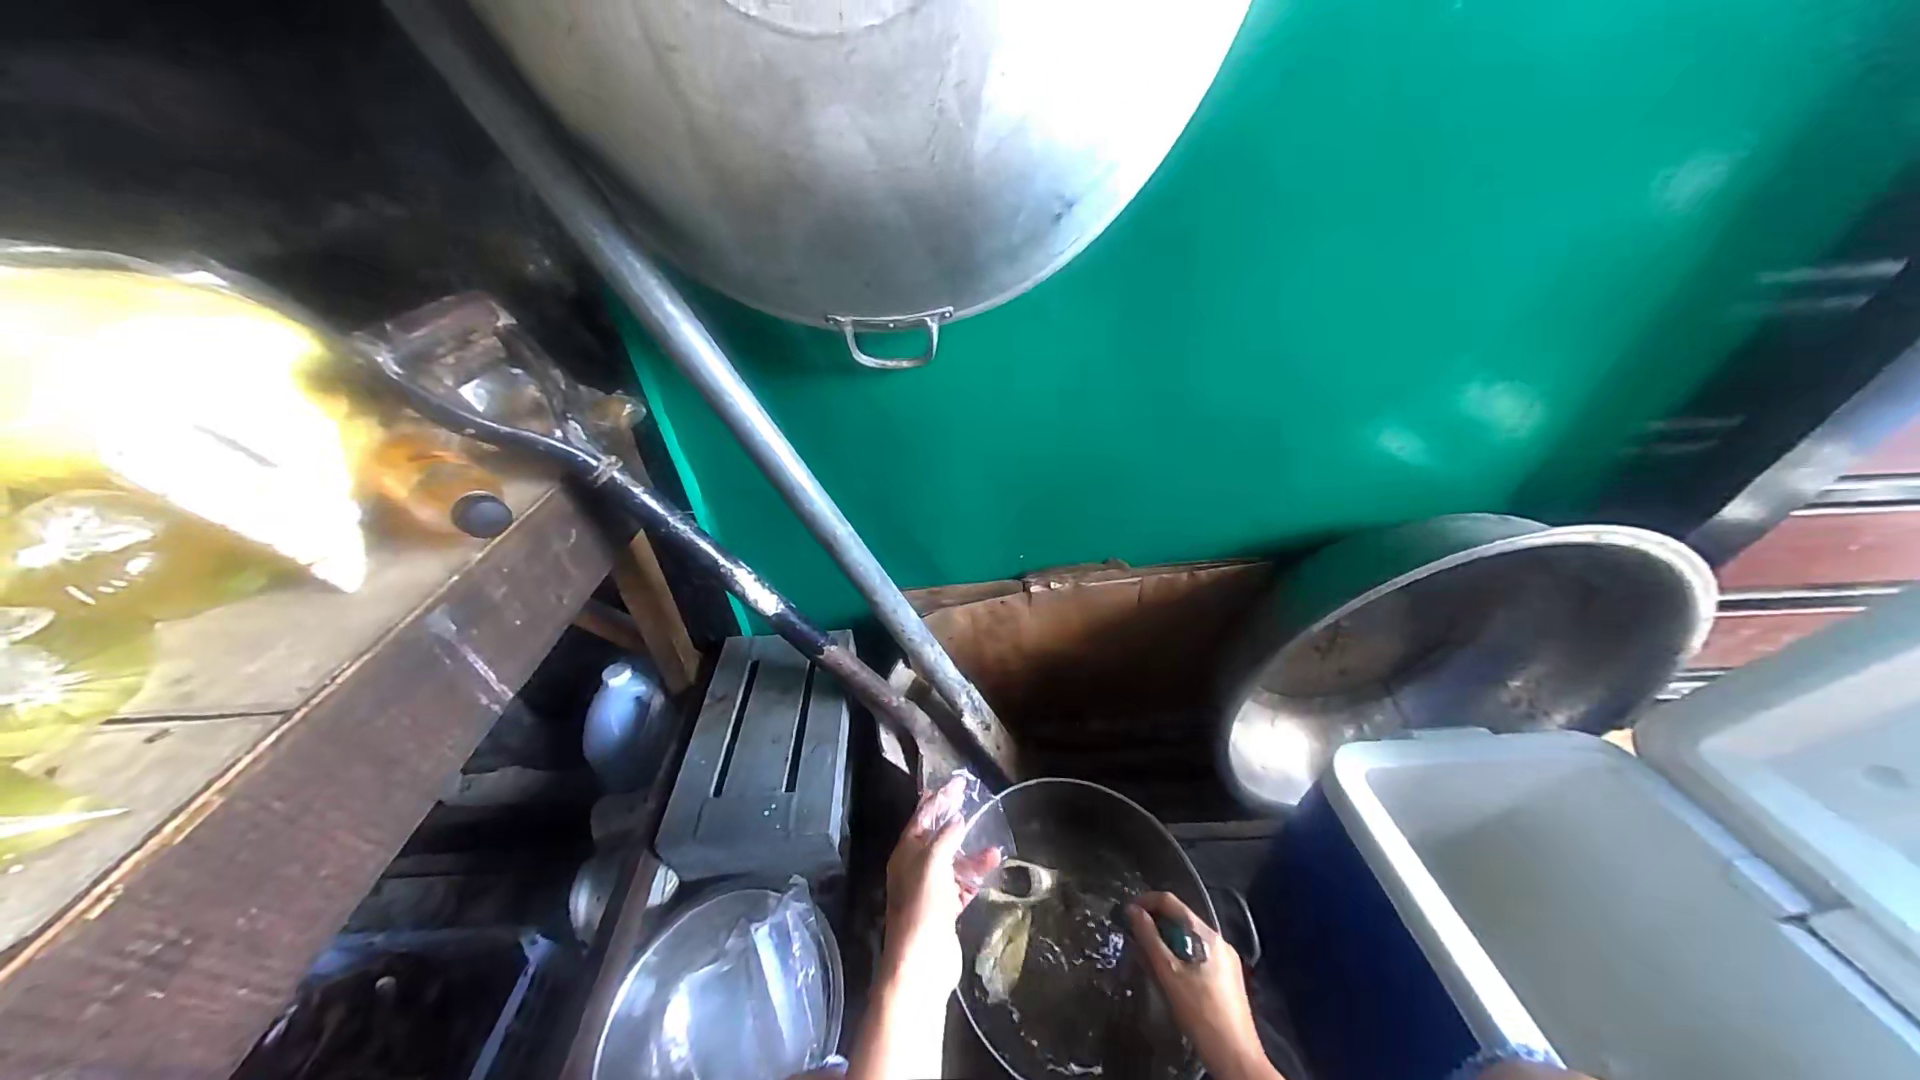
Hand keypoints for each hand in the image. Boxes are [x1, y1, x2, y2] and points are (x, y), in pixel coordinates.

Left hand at [881, 776, 1001, 1001]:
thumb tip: (957, 817)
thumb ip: (945, 837)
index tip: (959, 781)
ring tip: (993, 843)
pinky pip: (963, 882)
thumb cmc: (922, 907)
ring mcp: (931, 889)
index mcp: (906, 852)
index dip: (940, 797)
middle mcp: (916, 867)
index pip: (923, 816)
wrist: (921, 962)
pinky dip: (977, 873)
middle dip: (955, 818)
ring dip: (971, 851)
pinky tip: (993, 865)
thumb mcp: (932, 863)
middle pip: (938, 835)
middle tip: (974, 799)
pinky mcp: (946, 908)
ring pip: (953, 860)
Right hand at [1126, 892, 1282, 1079]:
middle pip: (1180, 919)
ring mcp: (1226, 960)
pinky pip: (1198, 954)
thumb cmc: (1200, 1014)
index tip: (1127, 913)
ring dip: (1166, 942)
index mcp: (1207, 935)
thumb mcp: (1168, 974)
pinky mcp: (1228, 978)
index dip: (1146, 902)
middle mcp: (1219, 941)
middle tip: (1135, 940)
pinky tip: (1170, 975)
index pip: (1171, 902)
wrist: (1237, 1059)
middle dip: (1155, 925)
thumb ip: (1149, 939)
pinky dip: (1180, 956)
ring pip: (1189, 938)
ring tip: (1148, 959)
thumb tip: (1132, 910)